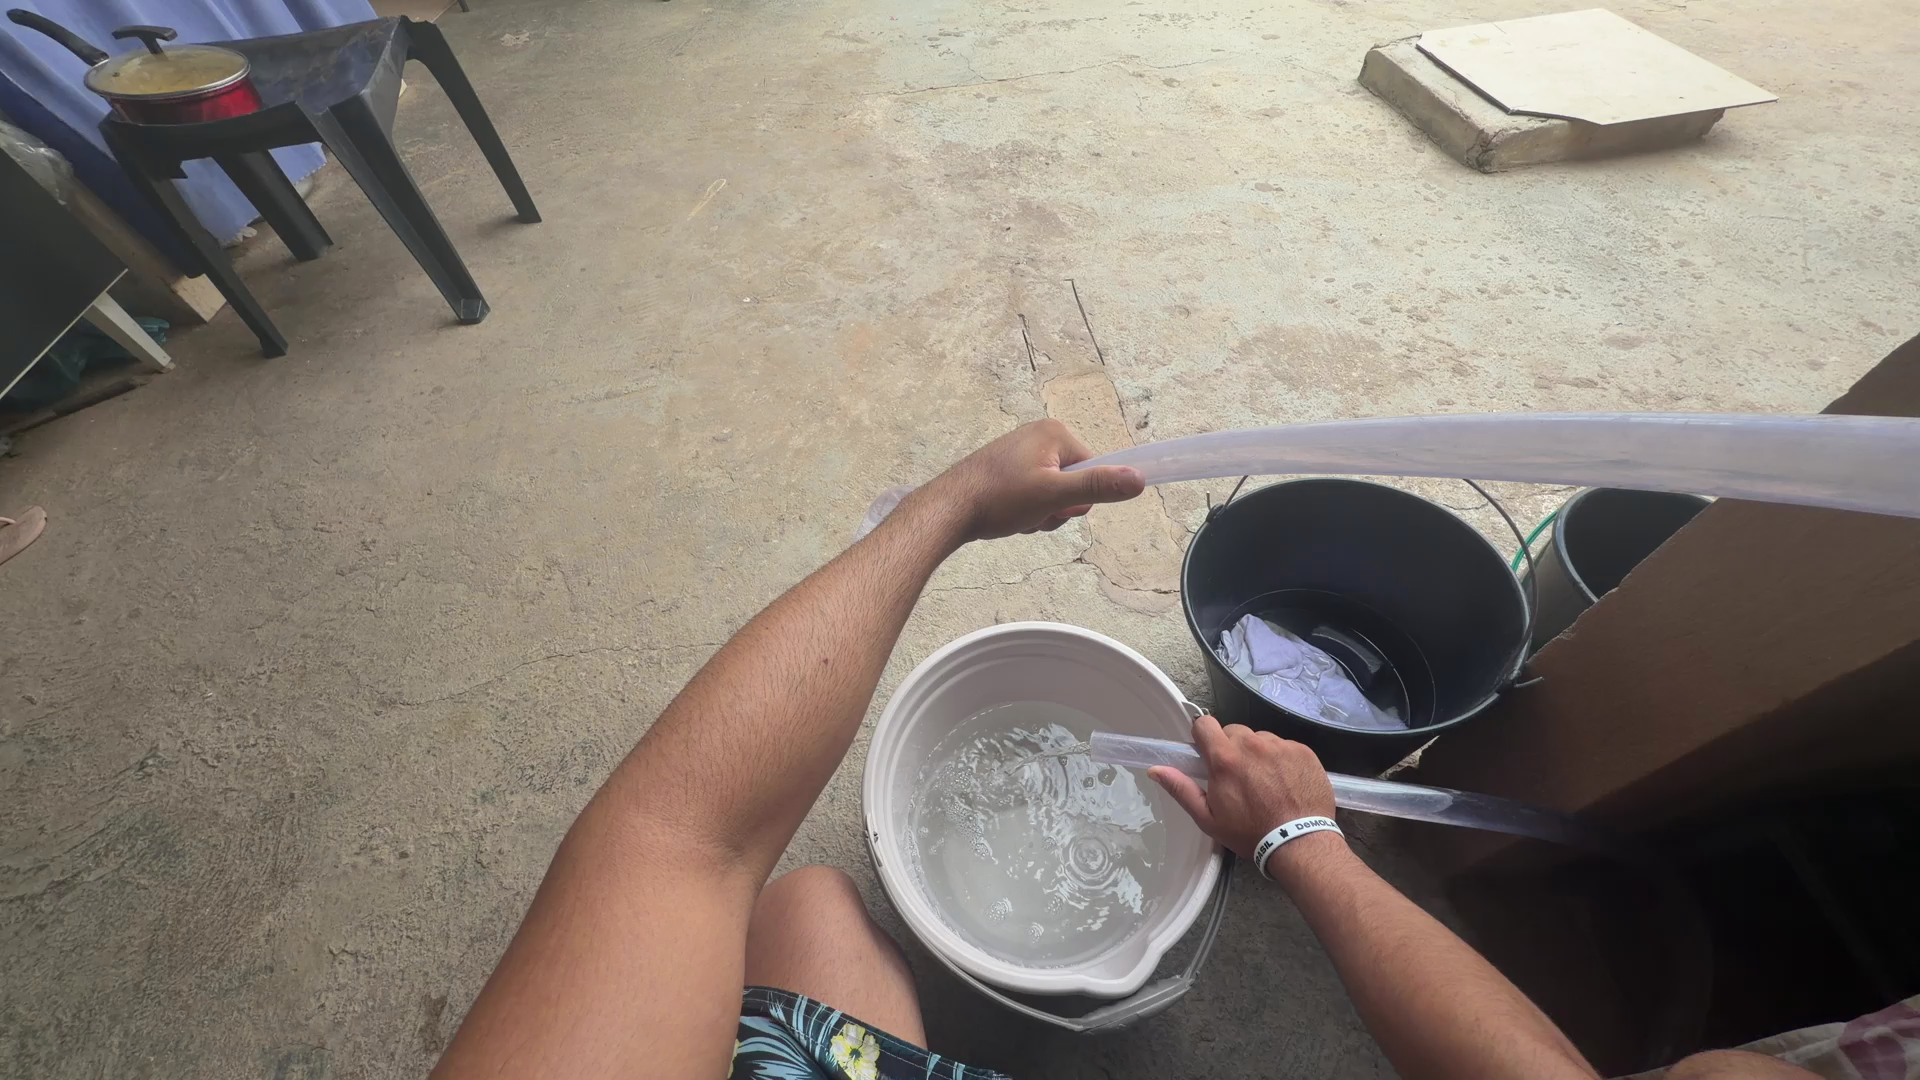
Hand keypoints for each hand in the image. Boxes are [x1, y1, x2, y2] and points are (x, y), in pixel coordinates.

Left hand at [906, 419, 1144, 542]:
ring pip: (1052, 492)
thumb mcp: (1053, 496)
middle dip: (1057, 507)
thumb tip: (1140, 480)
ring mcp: (1021, 451)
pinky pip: (1032, 493)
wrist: (949, 508)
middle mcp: (1039, 435)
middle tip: (1034, 514)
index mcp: (1055, 433)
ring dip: (1041, 513)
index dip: (1079, 498)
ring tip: (1018, 515)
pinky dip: (1025, 510)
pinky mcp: (1006, 468)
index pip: (1093, 469)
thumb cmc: (999, 499)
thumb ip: (1097, 487)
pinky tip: (1008, 515)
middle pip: (1073, 482)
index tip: (1056, 506)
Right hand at [1149, 715, 1337, 859]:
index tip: (1208, 753)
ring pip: (1259, 738)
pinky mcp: (1302, 751)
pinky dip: (1282, 759)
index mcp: (1224, 758)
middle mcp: (1252, 744)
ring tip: (1265, 781)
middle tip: (1238, 775)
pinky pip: (1284, 746)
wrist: (1301, 843)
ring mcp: (1280, 746)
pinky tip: (1284, 781)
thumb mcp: (1208, 818)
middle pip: (1233, 731)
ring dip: (1258, 753)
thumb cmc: (1252, 833)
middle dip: (1232, 748)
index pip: (1204, 724)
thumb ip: (1180, 789)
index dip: (1203, 736)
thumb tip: (1156, 770)